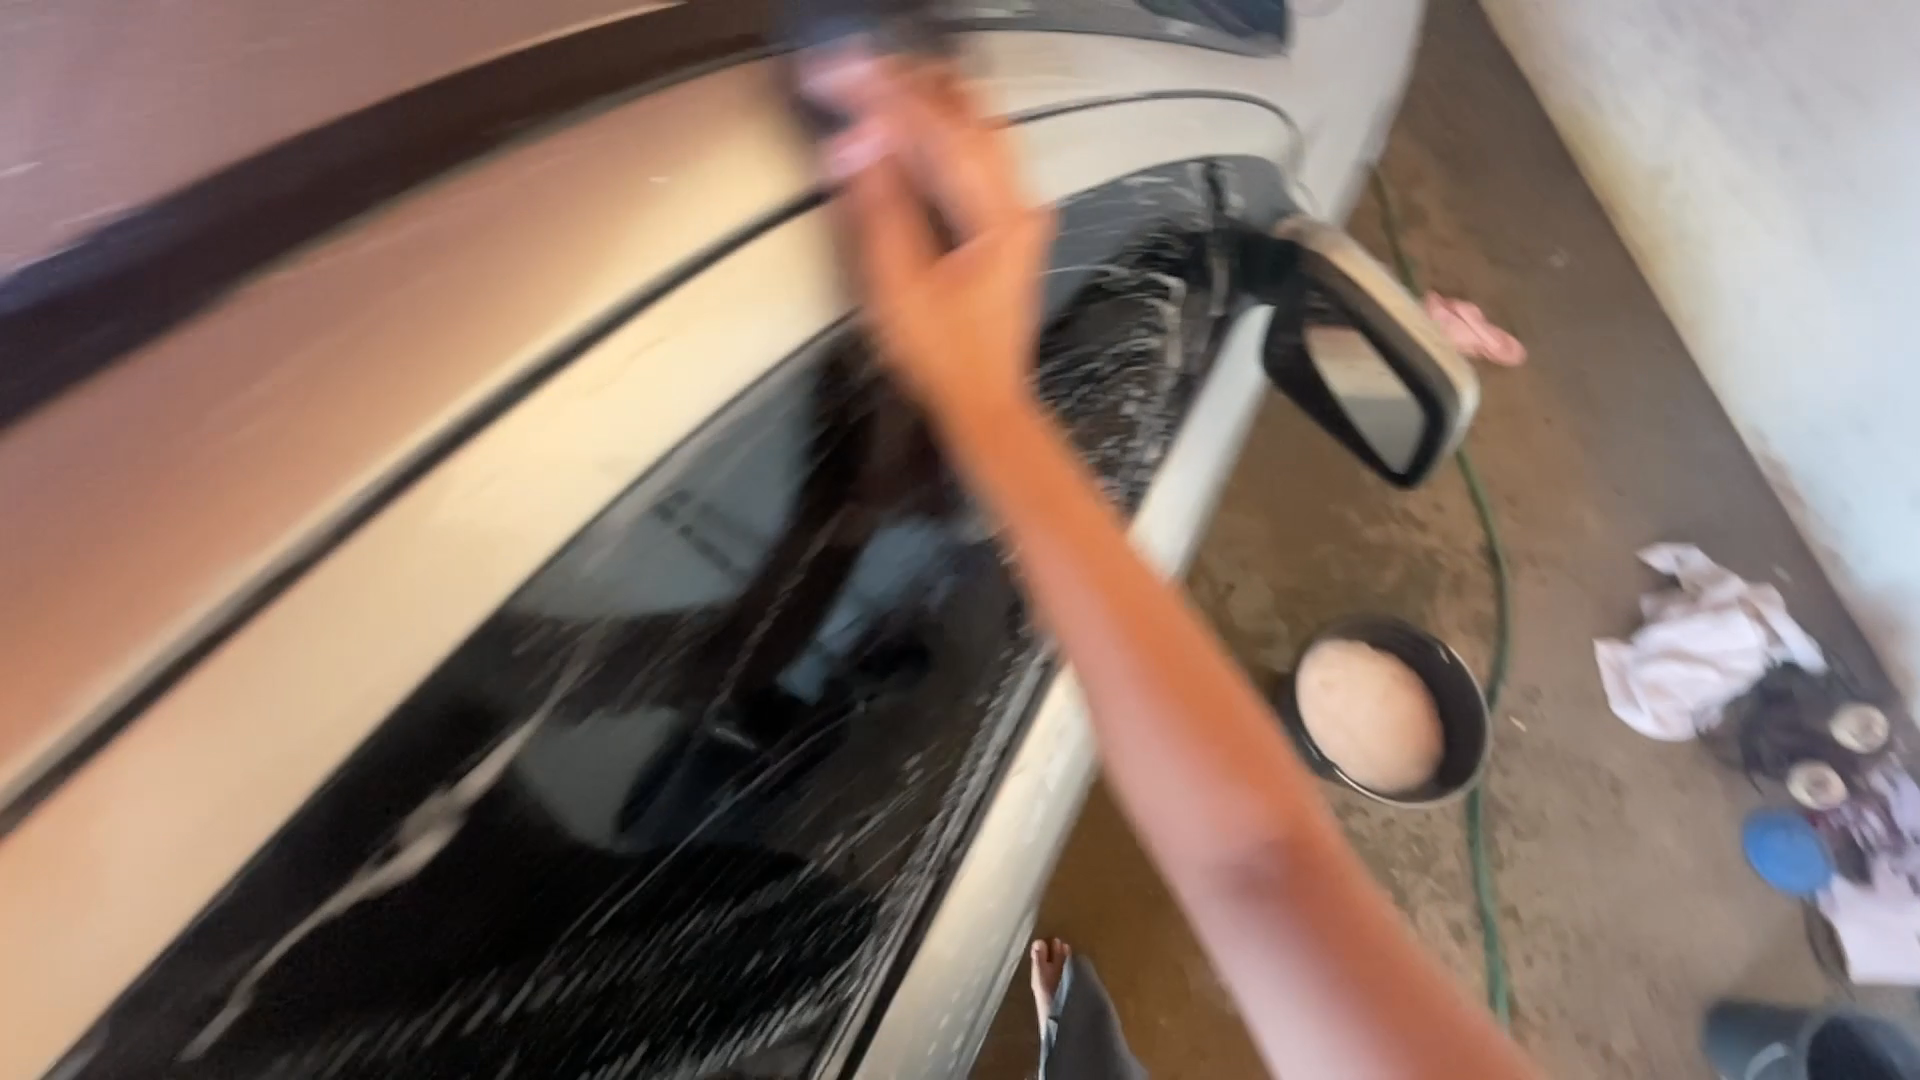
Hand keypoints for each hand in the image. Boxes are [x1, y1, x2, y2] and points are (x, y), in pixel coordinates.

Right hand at [805, 53, 1053, 418]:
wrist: (985, 400)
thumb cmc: (947, 360)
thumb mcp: (898, 289)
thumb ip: (879, 209)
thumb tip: (855, 144)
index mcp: (997, 219)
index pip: (938, 128)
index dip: (883, 93)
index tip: (837, 72)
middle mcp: (1020, 206)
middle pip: (969, 111)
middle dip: (907, 83)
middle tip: (854, 71)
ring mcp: (1020, 214)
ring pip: (978, 127)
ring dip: (926, 101)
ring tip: (875, 88)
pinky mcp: (1011, 226)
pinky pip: (980, 156)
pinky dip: (941, 134)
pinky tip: (909, 132)